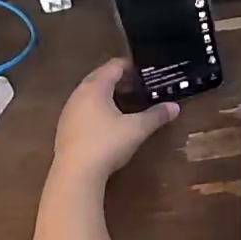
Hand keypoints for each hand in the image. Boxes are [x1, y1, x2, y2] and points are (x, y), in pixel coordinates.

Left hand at [50, 59, 179, 184]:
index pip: (113, 66)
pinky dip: (97, 107)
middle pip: (99, 77)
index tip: (145, 70)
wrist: (76, 174)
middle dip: (118, 79)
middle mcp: (79, 94)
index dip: (130, 65)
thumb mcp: (137, 129)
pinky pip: (83, 108)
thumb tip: (175, 107)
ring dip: (107, 93)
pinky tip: (108, 121)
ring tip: (125, 101)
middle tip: (138, 84)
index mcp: (96, 87)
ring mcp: (69, 111)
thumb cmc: (107, 143)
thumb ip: (156, 115)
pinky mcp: (65, 127)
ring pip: (89, 93)